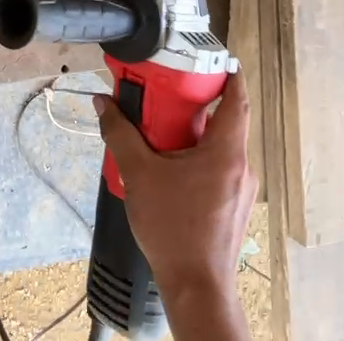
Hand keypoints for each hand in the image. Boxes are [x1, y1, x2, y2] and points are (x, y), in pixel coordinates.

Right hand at [94, 73, 255, 300]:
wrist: (196, 286)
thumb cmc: (172, 228)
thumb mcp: (138, 173)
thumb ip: (119, 133)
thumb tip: (102, 103)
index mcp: (226, 153)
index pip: (237, 100)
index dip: (229, 75)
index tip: (214, 57)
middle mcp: (241, 168)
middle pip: (223, 122)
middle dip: (192, 106)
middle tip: (163, 94)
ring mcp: (240, 190)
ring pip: (217, 148)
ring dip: (190, 134)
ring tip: (156, 132)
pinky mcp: (232, 207)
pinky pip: (215, 169)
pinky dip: (193, 157)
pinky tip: (165, 167)